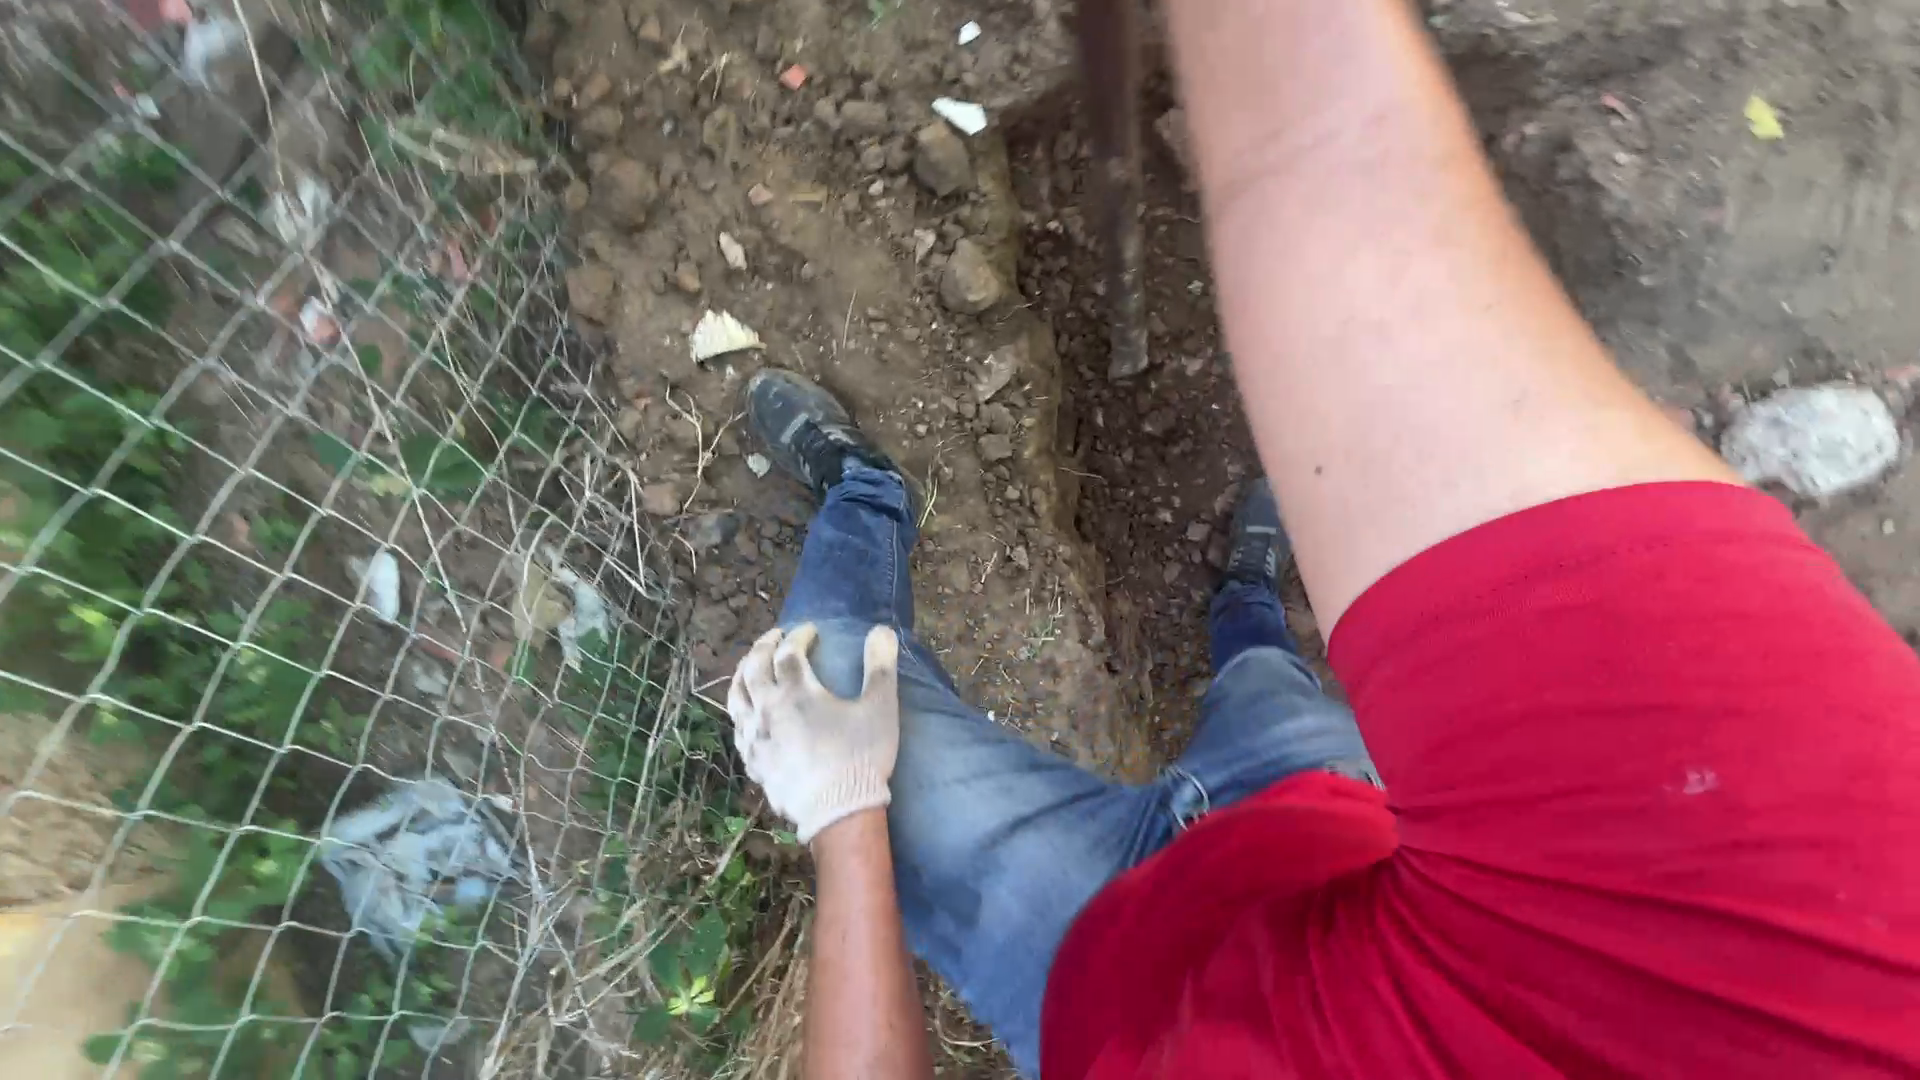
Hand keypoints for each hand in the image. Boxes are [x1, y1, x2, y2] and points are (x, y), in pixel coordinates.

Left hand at [727, 623, 900, 843]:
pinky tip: (749, 712)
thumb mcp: (880, 707)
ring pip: (737, 695)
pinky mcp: (752, 762)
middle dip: (764, 646)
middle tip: (776, 636)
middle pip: (754, 667)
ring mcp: (755, 737)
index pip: (789, 652)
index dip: (799, 636)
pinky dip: (741, 708)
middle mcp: (767, 709)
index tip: (811, 630)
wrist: (838, 813)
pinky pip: (738, 727)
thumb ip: (881, 666)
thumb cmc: (861, 756)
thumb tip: (881, 630)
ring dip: (743, 673)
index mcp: (796, 691)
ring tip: (751, 665)